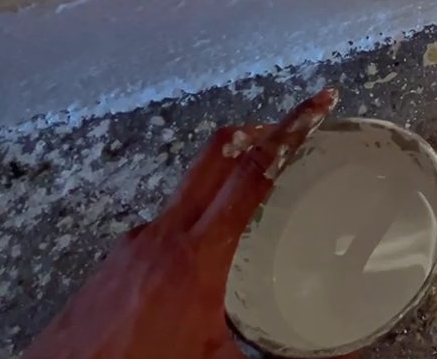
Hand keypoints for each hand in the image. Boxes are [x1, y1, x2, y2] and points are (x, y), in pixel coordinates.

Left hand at [23, 89, 338, 358]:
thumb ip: (279, 356)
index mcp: (199, 254)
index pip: (255, 170)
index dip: (292, 128)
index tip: (320, 103)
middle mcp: (165, 234)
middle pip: (219, 151)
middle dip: (261, 129)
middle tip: (294, 128)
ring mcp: (135, 242)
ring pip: (192, 184)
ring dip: (227, 175)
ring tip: (254, 200)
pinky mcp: (115, 258)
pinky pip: (166, 221)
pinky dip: (196, 220)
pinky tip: (204, 256)